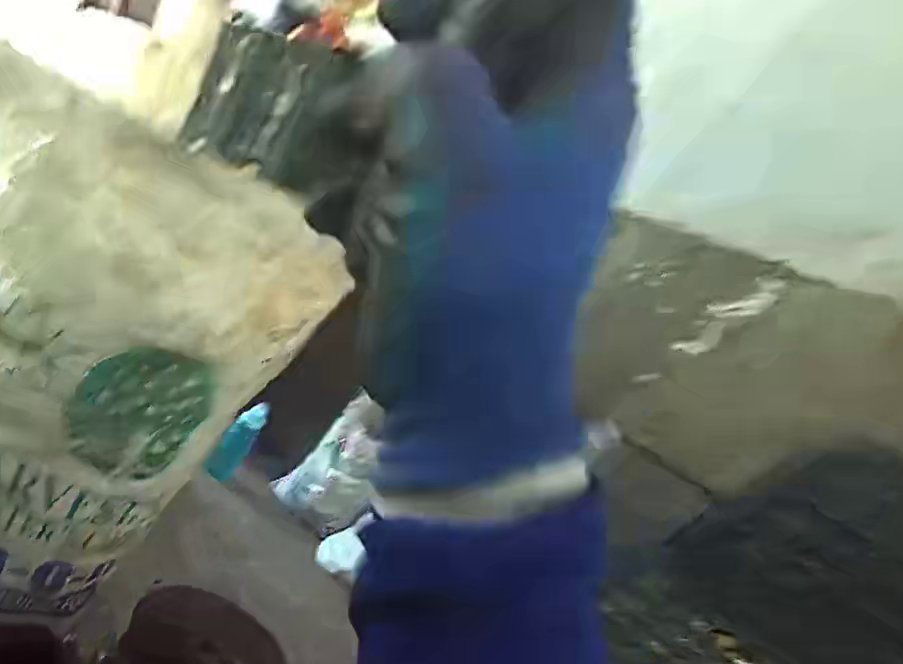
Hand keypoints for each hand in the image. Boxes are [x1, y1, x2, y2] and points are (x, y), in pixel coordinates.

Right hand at [354, 0, 633, 492]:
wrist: (459, 387)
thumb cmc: (471, 271)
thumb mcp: (452, 159)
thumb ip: (423, 85)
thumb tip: (381, 73)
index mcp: (575, 94)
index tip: (406, 10)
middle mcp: (535, 134)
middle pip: (481, 58)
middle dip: (410, 65)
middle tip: (356, 71)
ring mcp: (481, 192)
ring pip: (423, 130)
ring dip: (368, 144)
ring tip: (330, 167)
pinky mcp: (436, 238)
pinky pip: (394, 192)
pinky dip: (356, 199)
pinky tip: (327, 220)